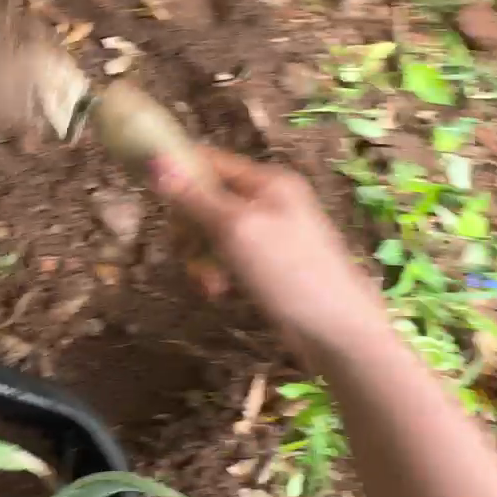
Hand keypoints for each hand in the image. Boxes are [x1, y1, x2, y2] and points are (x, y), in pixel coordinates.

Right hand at [151, 148, 385, 358]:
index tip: (158, 202)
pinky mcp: (266, 261)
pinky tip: (218, 290)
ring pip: (210, 229)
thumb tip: (155, 160)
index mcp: (267, 181)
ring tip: (207, 282)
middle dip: (189, 226)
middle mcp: (267, 199)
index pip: (208, 160)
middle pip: (204, 196)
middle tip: (185, 250)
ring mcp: (268, 231)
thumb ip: (193, 196)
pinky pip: (225, 253)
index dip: (179, 176)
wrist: (341, 337)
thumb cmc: (290, 273)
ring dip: (199, 254)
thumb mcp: (235, 229)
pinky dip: (215, 269)